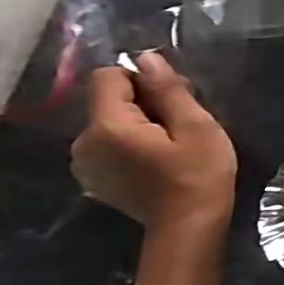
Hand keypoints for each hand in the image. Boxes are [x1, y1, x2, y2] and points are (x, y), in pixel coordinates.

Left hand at [71, 54, 236, 231]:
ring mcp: (84, 162)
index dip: (143, 80)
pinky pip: (108, 144)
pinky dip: (131, 144)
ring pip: (110, 122)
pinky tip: (157, 161)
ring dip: (139, 124)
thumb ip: (168, 91)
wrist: (189, 226)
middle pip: (109, 101)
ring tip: (172, 144)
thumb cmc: (199, 174)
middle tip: (184, 124)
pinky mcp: (94, 177)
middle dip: (144, 103)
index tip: (177, 98)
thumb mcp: (196, 127)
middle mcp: (84, 141)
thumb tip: (146, 58)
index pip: (108, 77)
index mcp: (108, 126)